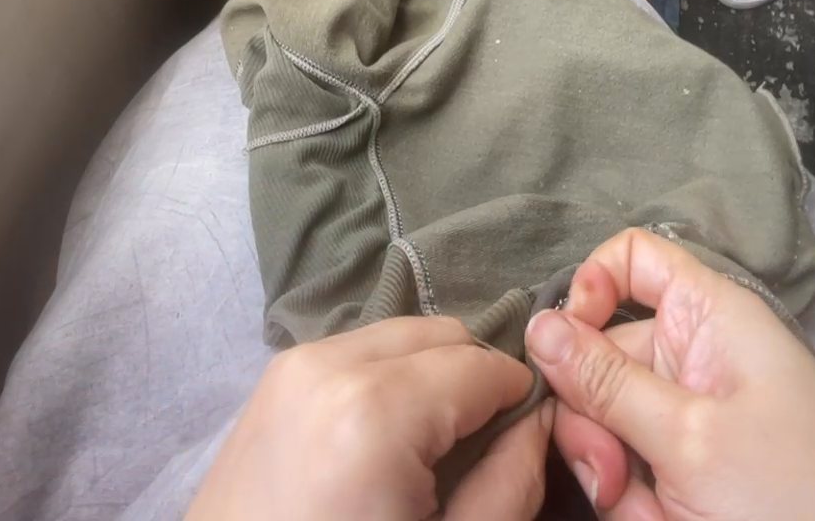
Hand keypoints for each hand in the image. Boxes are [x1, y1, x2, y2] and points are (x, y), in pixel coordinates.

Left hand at [189, 316, 553, 520]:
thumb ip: (510, 482)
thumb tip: (541, 418)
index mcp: (376, 411)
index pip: (479, 364)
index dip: (516, 392)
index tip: (530, 426)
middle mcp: (330, 364)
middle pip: (437, 332)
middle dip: (472, 373)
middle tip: (484, 437)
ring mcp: (293, 363)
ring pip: (397, 334)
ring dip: (430, 370)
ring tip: (434, 437)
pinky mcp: (272, 378)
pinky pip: (356, 349)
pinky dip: (387, 373)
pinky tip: (386, 432)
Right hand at [526, 229, 814, 519]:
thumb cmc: (796, 500)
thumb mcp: (690, 440)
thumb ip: (605, 382)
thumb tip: (536, 325)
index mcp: (707, 316)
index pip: (633, 258)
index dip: (590, 285)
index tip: (566, 342)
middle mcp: (693, 355)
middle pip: (603, 353)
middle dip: (595, 419)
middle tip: (611, 475)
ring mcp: (689, 417)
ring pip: (608, 421)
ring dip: (616, 473)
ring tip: (654, 515)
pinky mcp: (688, 471)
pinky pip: (632, 468)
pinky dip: (639, 504)